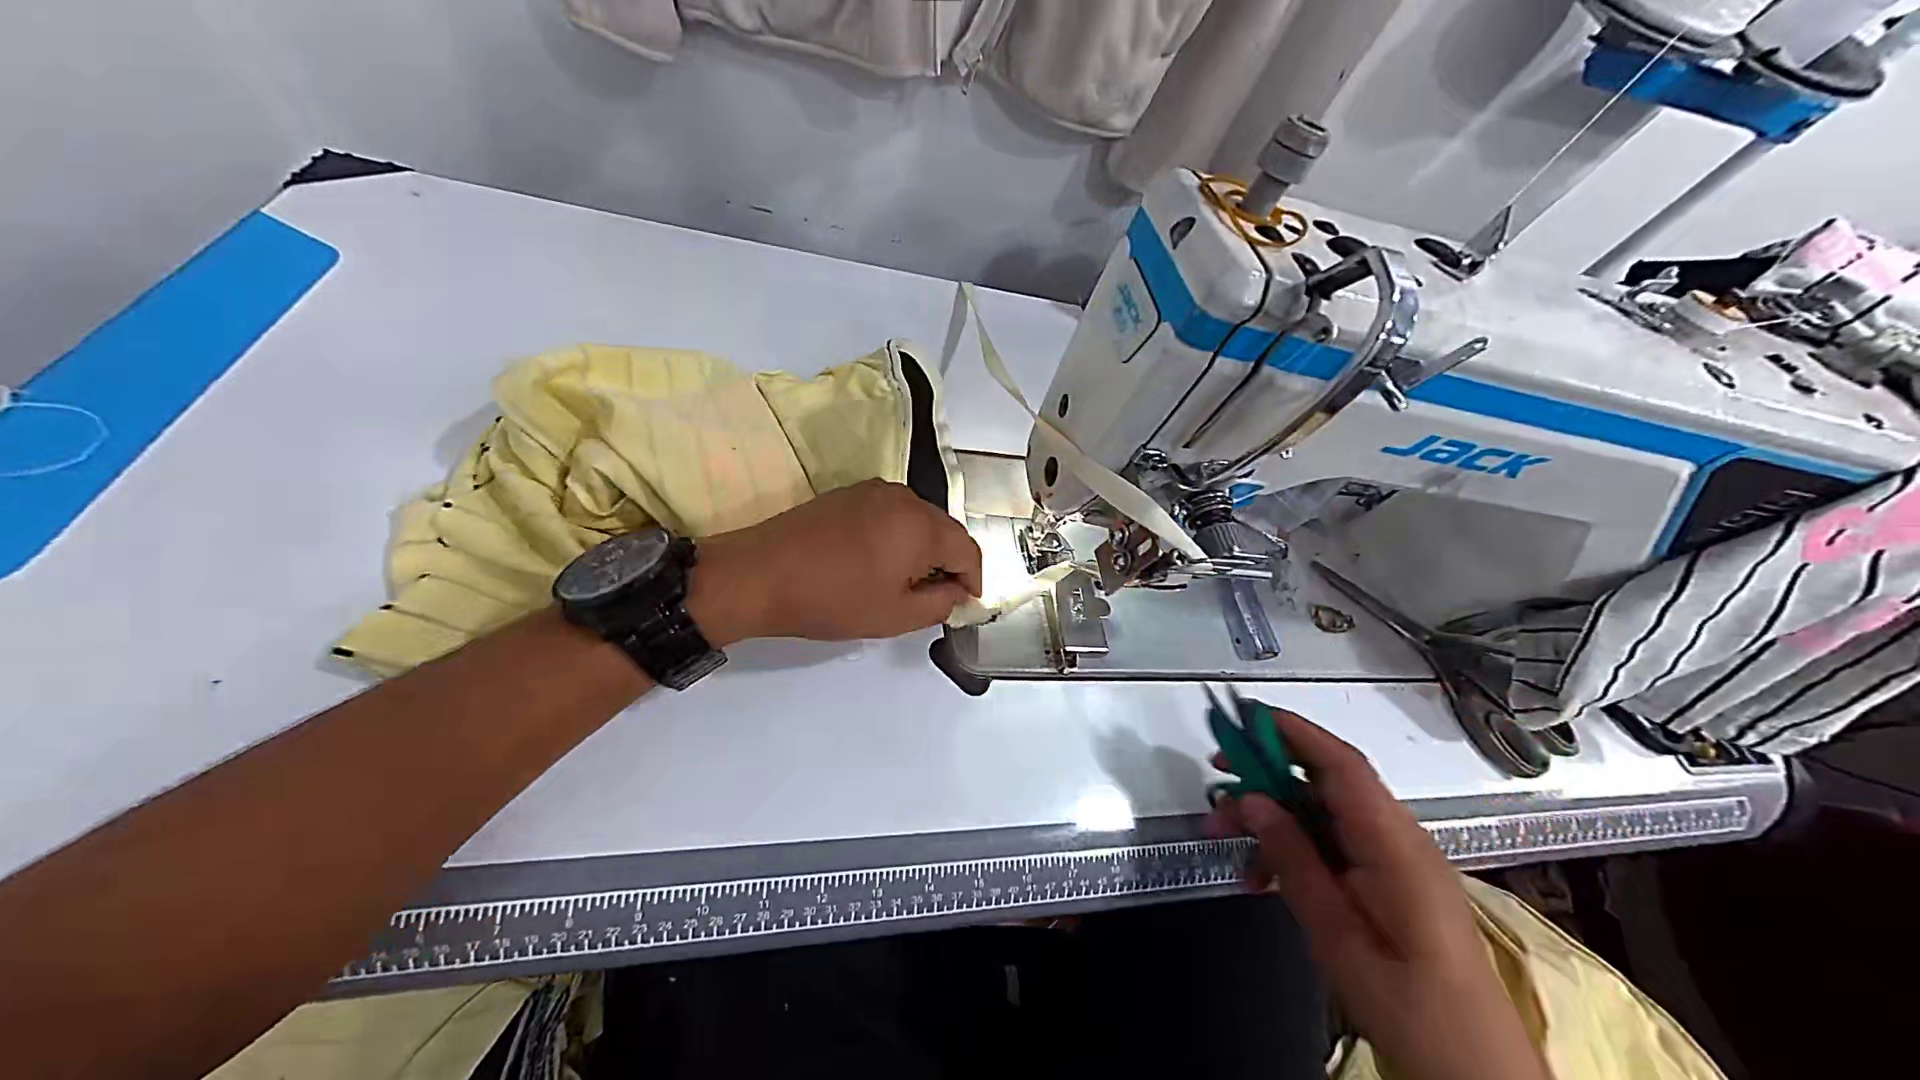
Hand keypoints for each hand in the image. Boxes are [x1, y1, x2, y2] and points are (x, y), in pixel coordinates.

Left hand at [687, 479, 982, 643]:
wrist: (759, 575)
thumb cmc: (831, 599)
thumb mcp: (895, 615)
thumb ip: (940, 604)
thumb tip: (956, 592)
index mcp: (920, 525)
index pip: (968, 549)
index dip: (974, 578)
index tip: (968, 601)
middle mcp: (902, 497)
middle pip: (944, 529)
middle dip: (949, 561)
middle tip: (939, 595)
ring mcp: (873, 491)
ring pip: (917, 519)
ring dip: (923, 548)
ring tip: (907, 581)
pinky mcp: (848, 493)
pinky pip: (891, 512)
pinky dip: (898, 535)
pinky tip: (880, 561)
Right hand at [1207, 710, 1550, 1079]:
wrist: (1477, 1071)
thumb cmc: (1414, 1010)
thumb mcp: (1338, 935)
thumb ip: (1294, 861)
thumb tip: (1253, 802)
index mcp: (1396, 847)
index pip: (1342, 766)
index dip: (1293, 732)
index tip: (1245, 717)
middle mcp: (1400, 840)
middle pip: (1325, 784)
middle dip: (1266, 776)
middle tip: (1217, 779)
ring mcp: (1396, 859)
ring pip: (1322, 814)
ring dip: (1272, 819)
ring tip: (1225, 835)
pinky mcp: (1389, 879)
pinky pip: (1333, 844)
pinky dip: (1293, 849)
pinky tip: (1259, 874)